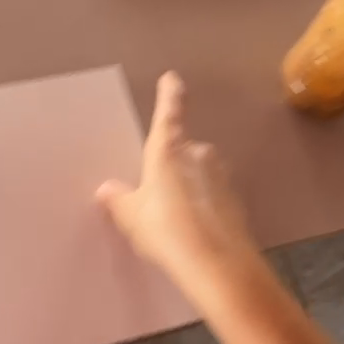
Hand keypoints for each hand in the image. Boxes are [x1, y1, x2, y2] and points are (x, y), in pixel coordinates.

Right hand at [97, 72, 265, 291]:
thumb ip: (119, 199)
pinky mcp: (236, 200)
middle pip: (183, 151)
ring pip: (199, 175)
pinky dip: (204, 207)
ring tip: (174, 221)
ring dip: (189, 188)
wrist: (217, 265)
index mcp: (168, 150)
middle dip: (173, 167)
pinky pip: (213, 197)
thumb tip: (107, 188)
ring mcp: (221, 176)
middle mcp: (198, 154)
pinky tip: (194, 233)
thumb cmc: (165, 229)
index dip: (170, 95)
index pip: (169, 113)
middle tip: (157, 196)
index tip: (172, 78)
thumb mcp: (132, 216)